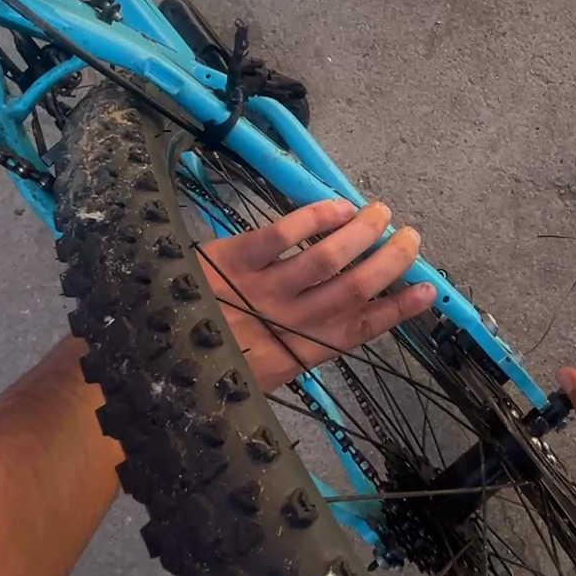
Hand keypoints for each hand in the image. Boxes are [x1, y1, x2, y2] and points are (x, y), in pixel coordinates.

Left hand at [202, 200, 435, 387]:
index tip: (428, 290)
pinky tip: (338, 206)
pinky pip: (283, 232)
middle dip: (390, 262)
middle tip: (410, 238)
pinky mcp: (235, 256)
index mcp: (296, 354)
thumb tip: (339, 318)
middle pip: (353, 289)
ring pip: (327, 258)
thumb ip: (297, 345)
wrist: (148, 353)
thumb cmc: (208, 362)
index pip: (358, 330)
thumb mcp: (260, 370)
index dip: (397, 309)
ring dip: (362, 232)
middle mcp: (286, 322)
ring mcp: (261, 288)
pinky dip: (317, 217)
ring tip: (381, 212)